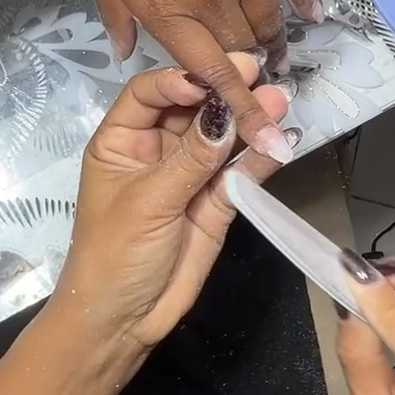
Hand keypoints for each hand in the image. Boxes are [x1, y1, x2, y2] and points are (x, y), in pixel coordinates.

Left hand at [51, 52, 294, 349]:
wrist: (124, 321)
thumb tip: (225, 115)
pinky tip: (279, 141)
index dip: (177, 80)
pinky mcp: (215, 201)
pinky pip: (238, 172)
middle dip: (222, 92)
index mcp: (121, 140)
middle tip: (256, 73)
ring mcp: (188, 174)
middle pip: (192, 108)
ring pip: (220, 137)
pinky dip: (259, 158)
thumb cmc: (114, 254)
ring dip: (247, 120)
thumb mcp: (147, 203)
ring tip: (277, 102)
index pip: (148, 93)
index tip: (207, 78)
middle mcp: (155, 149)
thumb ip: (189, 160)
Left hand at [69, 0, 317, 164]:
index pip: (208, 73)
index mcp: (164, 5)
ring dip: (270, 37)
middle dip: (244, 69)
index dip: (235, 109)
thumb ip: (117, 11)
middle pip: (240, 47)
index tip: (261, 136)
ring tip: (273, 50)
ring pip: (269, 16)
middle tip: (248, 77)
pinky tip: (310, 12)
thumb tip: (126, 51)